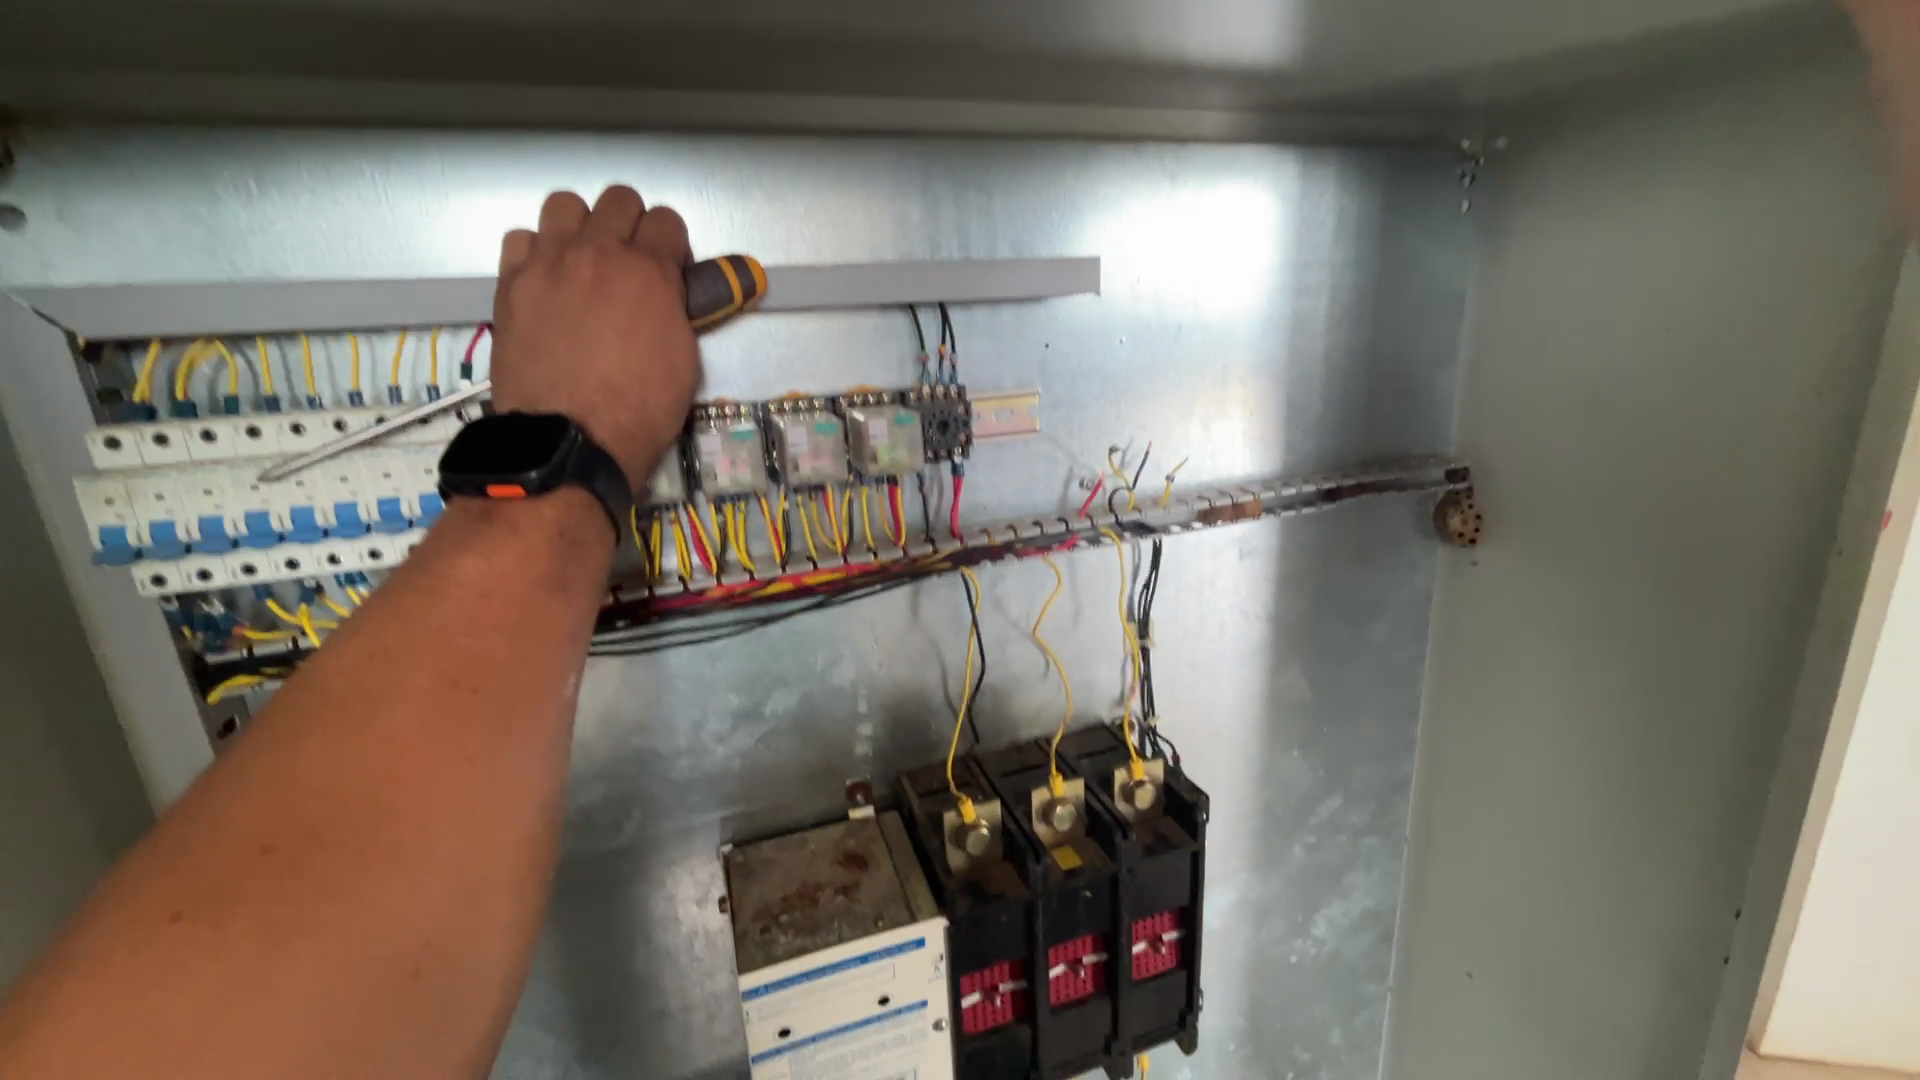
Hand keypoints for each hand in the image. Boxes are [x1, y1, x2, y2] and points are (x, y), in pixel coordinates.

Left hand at [490, 186, 700, 486]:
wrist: (571, 437)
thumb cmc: (642, 408)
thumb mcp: (686, 361)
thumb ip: (679, 311)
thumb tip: (675, 295)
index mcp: (649, 271)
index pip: (668, 220)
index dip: (674, 246)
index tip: (673, 274)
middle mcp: (597, 252)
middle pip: (618, 199)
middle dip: (633, 226)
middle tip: (633, 266)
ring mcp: (548, 262)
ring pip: (565, 204)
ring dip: (582, 227)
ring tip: (586, 264)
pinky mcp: (511, 282)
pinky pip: (522, 238)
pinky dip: (538, 252)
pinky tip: (549, 283)